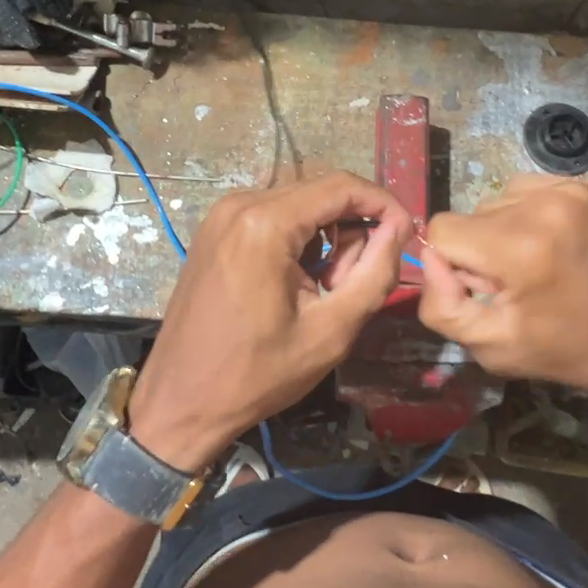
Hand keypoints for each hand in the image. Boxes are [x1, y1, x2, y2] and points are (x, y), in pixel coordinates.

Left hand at [128, 170, 409, 472]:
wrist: (180, 402)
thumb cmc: (256, 373)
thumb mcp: (331, 331)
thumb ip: (375, 273)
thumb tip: (399, 230)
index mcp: (265, 223)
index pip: (342, 185)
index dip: (383, 204)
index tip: (406, 236)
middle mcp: (240, 204)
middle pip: (320, 190)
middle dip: (352, 226)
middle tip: (355, 281)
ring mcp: (222, 215)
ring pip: (299, 201)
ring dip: (327, 233)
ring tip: (328, 287)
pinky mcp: (215, 231)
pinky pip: (273, 214)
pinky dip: (299, 238)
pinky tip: (300, 281)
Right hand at [417, 174, 587, 403]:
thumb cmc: (564, 351)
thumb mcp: (490, 348)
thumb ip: (442, 305)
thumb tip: (432, 258)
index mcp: (522, 246)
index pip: (442, 230)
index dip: (451, 265)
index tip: (484, 291)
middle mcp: (544, 204)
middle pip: (470, 216)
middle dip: (478, 250)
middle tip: (515, 286)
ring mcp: (570, 189)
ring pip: (494, 201)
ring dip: (500, 232)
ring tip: (534, 266)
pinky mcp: (585, 185)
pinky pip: (524, 190)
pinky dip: (524, 215)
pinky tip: (548, 245)